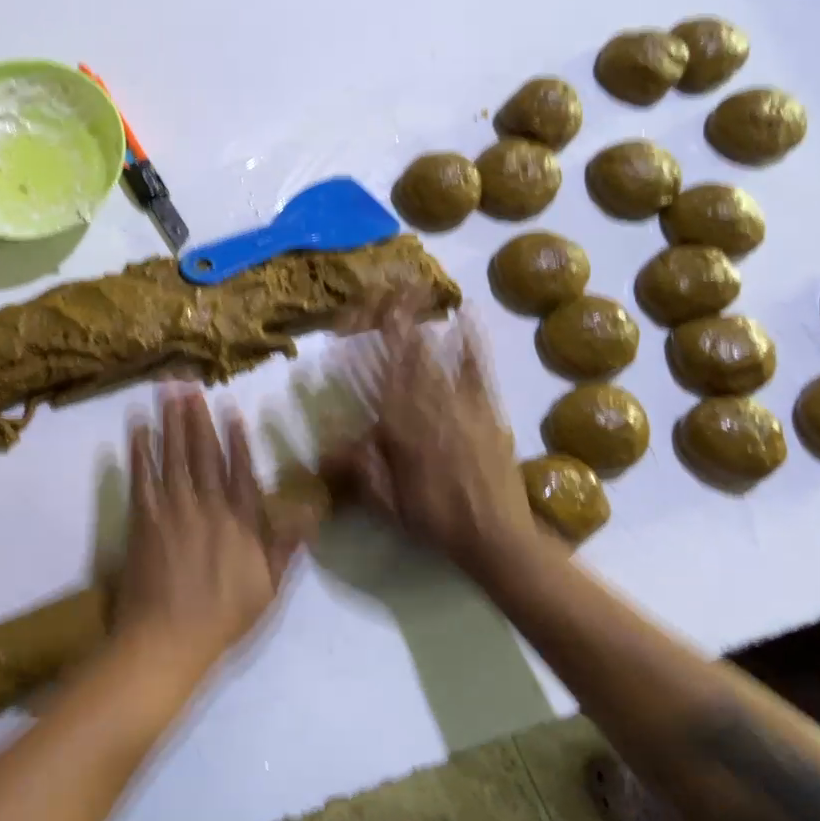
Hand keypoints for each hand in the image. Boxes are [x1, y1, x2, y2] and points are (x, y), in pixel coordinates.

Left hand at [114, 388, 308, 679]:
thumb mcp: (268, 589)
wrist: (168, 638)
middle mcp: (208, 507)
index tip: (229, 408)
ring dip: (171, 421)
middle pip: (203, 453)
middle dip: (197, 417)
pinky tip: (138, 425)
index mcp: (240, 524)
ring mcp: (172, 509)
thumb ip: (285, 547)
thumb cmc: (222, 619)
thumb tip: (310, 512)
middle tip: (190, 383)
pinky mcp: (143, 518)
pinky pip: (141, 475)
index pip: (240, 471)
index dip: (235, 438)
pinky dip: (140, 449)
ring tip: (168, 390)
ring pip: (173, 455)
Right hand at [325, 306, 538, 577]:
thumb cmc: (433, 521)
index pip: (373, 376)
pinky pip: (477, 370)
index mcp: (398, 429)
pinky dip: (471, 342)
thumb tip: (322, 447)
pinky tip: (466, 317)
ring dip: (425, 319)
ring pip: (436, 355)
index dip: (362, 344)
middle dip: (393, 316)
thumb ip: (358, 468)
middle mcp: (427, 408)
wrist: (497, 539)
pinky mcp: (487, 411)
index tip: (352, 315)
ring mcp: (461, 406)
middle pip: (404, 354)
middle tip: (386, 281)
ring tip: (416, 286)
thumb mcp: (385, 501)